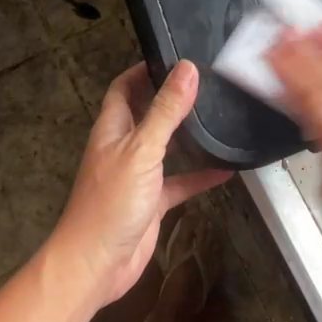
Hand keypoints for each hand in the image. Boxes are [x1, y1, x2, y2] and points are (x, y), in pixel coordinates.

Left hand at [46, 61, 230, 306]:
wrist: (96, 265)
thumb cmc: (111, 202)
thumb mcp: (142, 150)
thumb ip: (165, 111)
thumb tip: (187, 68)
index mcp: (113, 128)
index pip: (124, 88)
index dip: (143, 70)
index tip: (173, 56)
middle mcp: (124, 147)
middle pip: (147, 114)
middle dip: (171, 99)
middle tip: (205, 84)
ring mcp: (138, 176)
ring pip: (165, 147)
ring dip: (188, 136)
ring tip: (219, 117)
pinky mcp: (151, 203)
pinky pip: (179, 182)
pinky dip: (199, 176)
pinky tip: (225, 170)